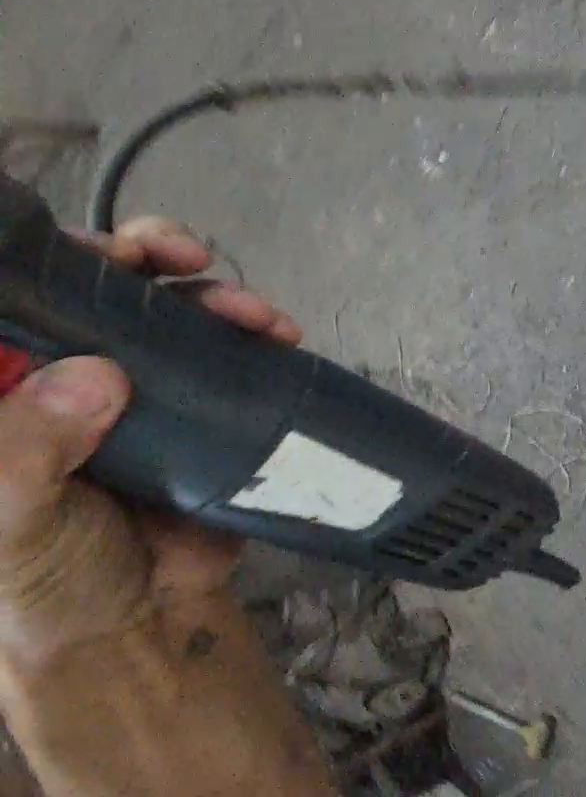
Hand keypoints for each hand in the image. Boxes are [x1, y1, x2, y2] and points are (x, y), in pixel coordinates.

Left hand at [0, 218, 301, 668]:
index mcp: (4, 393)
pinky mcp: (210, 399)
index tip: (103, 253)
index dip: (49, 267)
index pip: (15, 311)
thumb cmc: (44, 578)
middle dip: (139, 258)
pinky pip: (230, 348)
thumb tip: (93, 374)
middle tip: (179, 256)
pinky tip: (277, 333)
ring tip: (252, 310)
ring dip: (211, 293)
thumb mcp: (9, 522)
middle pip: (95, 291)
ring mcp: (142, 385)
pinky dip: (255, 328)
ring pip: (169, 309)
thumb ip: (24, 454)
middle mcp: (64, 376)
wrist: (146, 613)